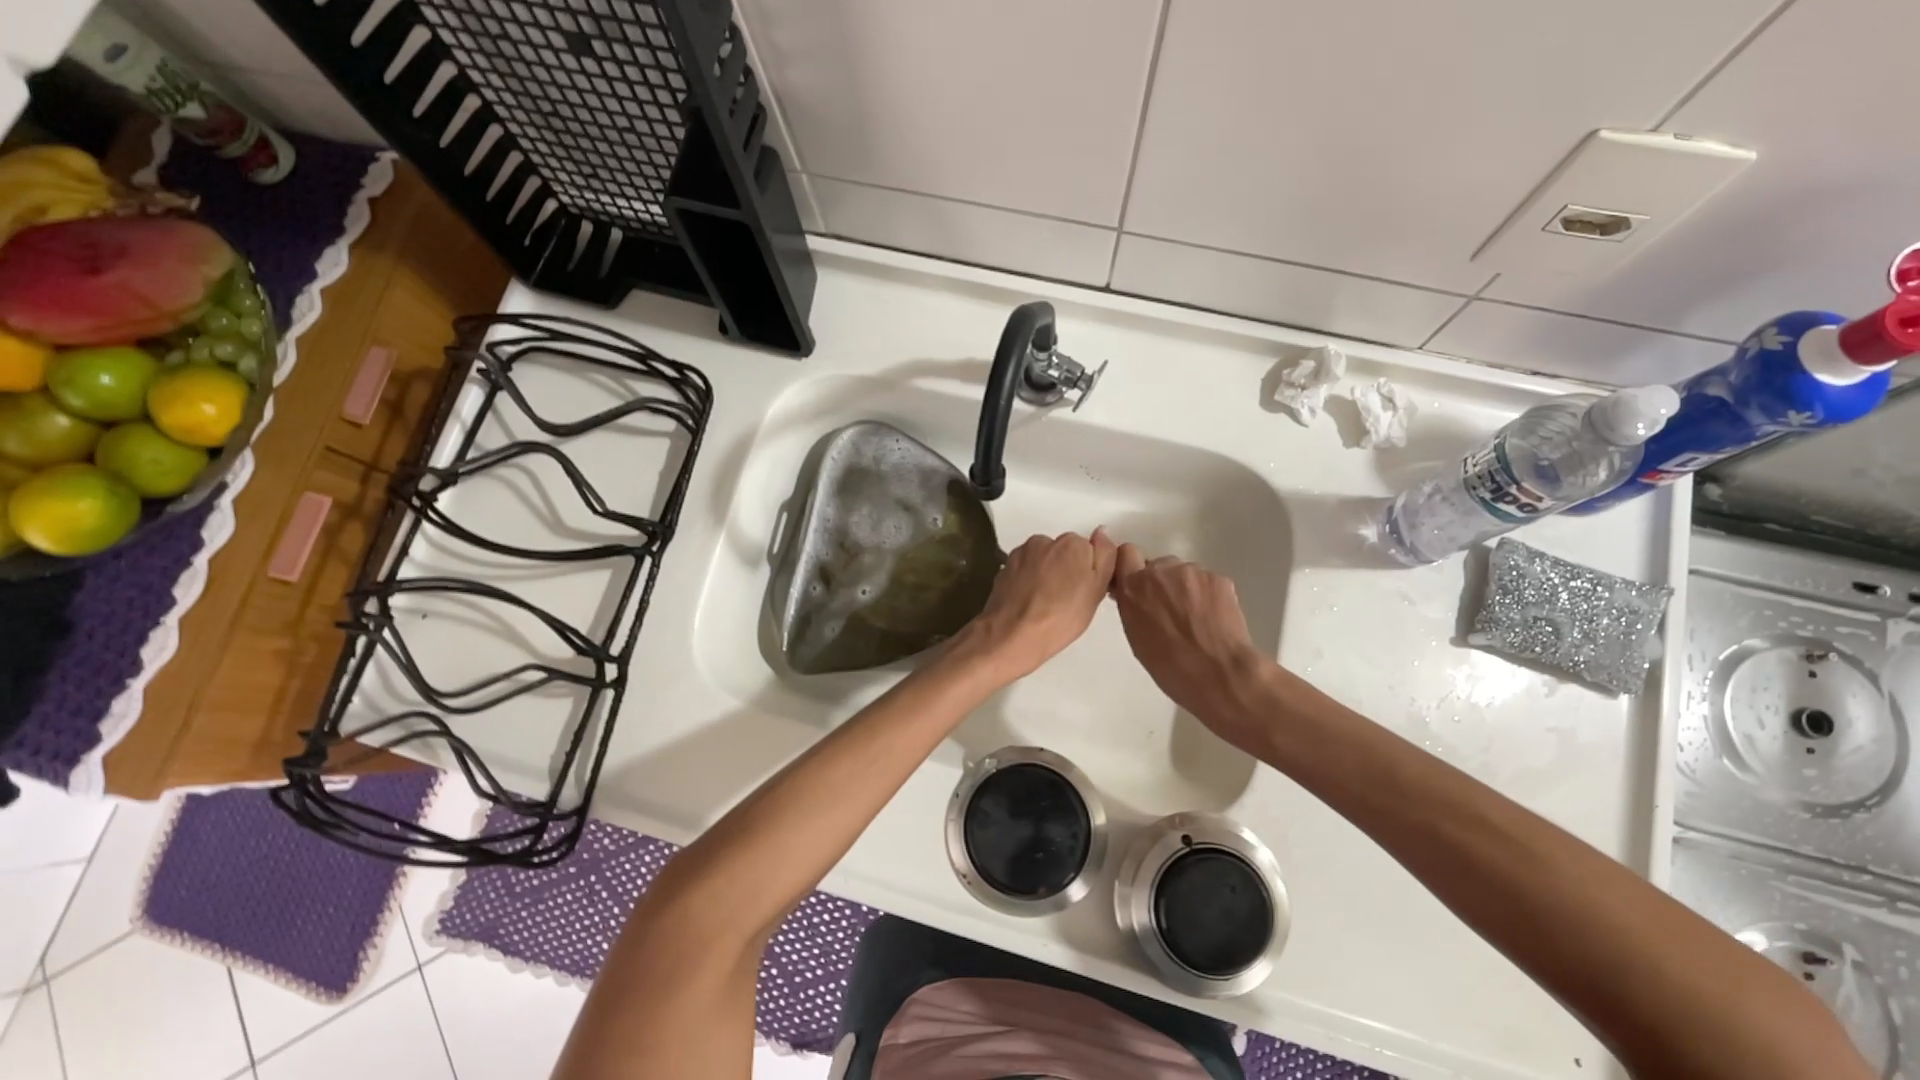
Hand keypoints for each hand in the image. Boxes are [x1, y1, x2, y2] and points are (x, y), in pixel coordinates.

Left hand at [960, 529, 1118, 679]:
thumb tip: (1101, 532)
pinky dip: (1027, 580)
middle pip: (1063, 551)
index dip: (1088, 571)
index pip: (1088, 549)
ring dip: (1045, 573)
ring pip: (1042, 559)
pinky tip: (1028, 601)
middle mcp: (1045, 540)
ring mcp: (1021, 553)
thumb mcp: (1096, 591)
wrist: (1012, 634)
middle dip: (1066, 569)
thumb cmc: (1061, 617)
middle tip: (1066, 599)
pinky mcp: (1004, 567)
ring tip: (1044, 602)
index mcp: (1072, 543)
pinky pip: (1024, 569)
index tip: (1084, 591)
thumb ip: (1104, 557)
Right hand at [1110, 545, 1272, 748]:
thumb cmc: (1170, 666)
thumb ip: (1133, 607)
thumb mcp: (1137, 637)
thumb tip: (1136, 597)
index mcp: (1134, 588)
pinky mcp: (1219, 578)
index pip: (1126, 554)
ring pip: (1185, 574)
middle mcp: (1161, 571)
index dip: (1132, 566)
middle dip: (1162, 584)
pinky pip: (1207, 582)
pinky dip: (1208, 596)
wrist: (1219, 673)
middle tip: (1172, 611)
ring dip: (1186, 589)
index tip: (1138, 584)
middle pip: (1159, 566)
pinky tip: (1214, 620)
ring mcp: (1192, 572)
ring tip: (1197, 620)